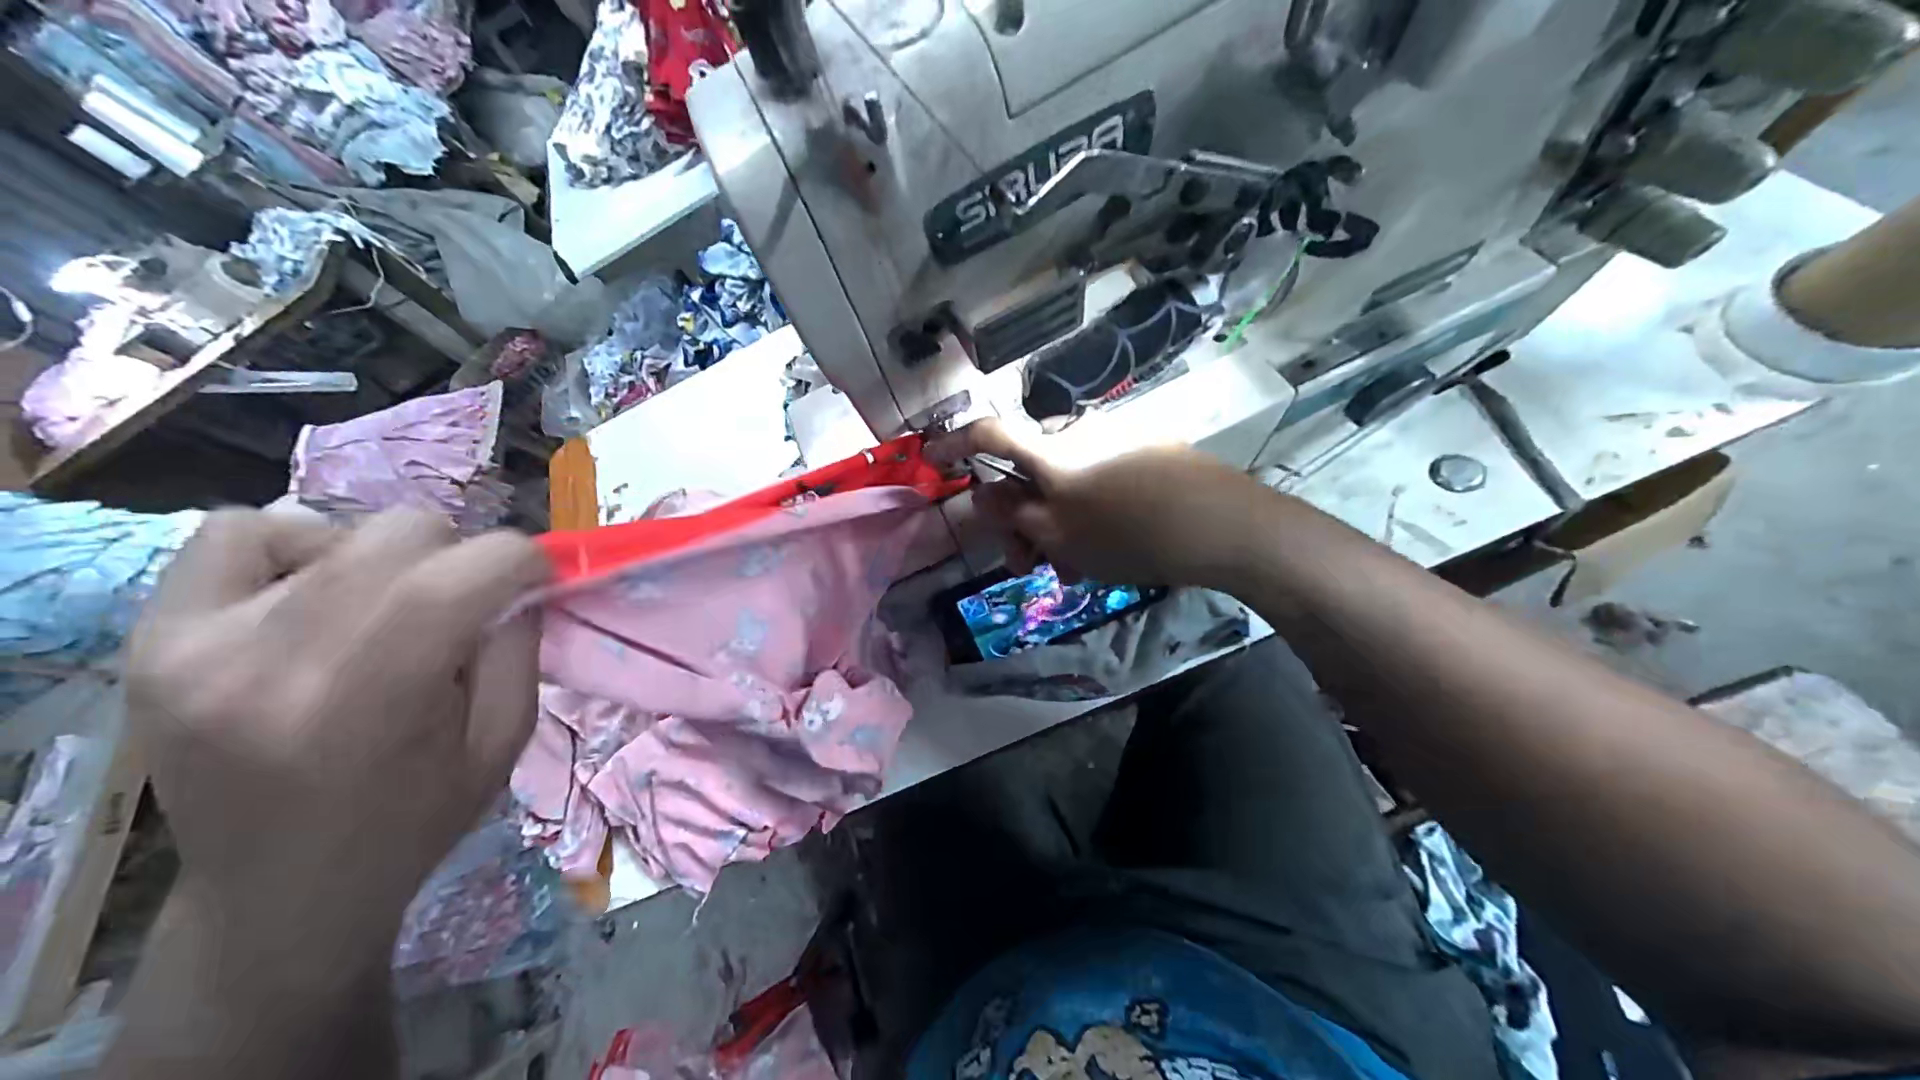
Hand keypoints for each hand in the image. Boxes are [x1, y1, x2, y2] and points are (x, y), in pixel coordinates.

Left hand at [126, 509, 548, 951]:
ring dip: (384, 560)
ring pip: (335, 528)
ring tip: (380, 616)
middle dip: (457, 560)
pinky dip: (295, 548)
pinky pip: (236, 532)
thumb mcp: (503, 741)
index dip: (523, 560)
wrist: (281, 892)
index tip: (535, 583)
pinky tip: (311, 598)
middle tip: (459, 609)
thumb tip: (520, 578)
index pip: (472, 568)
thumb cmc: (414, 820)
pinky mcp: (155, 638)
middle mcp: (273, 659)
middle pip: (405, 531)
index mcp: (375, 697)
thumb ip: (519, 647)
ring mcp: (197, 644)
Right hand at [928, 419, 1275, 587]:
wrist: (1227, 526)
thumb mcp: (1061, 538)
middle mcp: (1082, 435)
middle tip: (1031, 566)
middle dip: (1022, 521)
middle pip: (1031, 474)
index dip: (954, 445)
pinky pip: (1102, 481)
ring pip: (1068, 484)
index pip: (989, 436)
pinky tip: (1111, 550)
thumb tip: (984, 494)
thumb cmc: (1131, 535)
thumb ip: (1014, 517)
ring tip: (1078, 571)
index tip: (932, 458)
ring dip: (1059, 526)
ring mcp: (1120, 441)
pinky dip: (1091, 513)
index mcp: (1052, 453)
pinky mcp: (1152, 453)